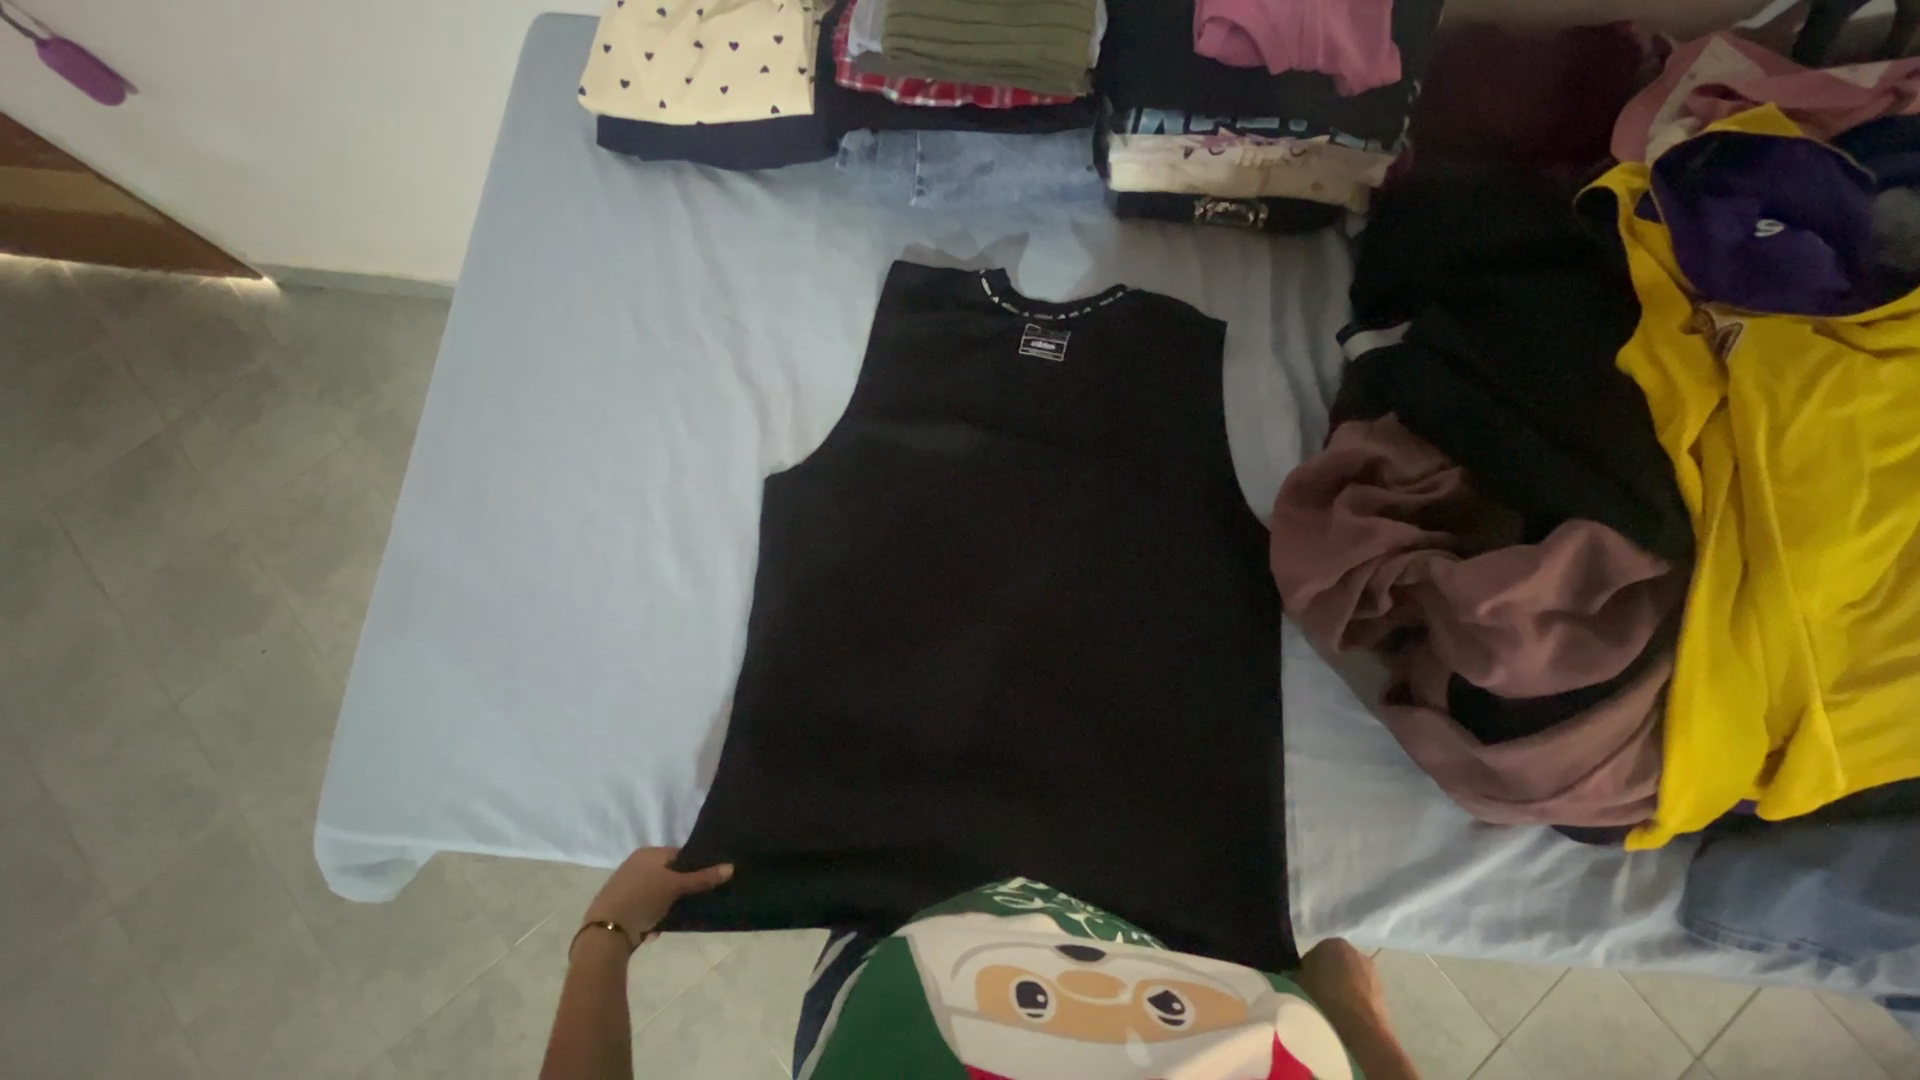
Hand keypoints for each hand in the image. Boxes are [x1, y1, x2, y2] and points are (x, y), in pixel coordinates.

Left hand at [581, 847, 732, 948]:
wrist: (605, 932)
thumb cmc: (643, 899)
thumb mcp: (675, 887)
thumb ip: (702, 878)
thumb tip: (731, 867)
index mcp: (647, 853)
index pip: (678, 855)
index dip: (693, 868)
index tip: (703, 884)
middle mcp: (633, 864)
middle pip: (667, 874)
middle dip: (678, 890)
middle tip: (690, 903)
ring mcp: (623, 885)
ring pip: (655, 893)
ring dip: (665, 906)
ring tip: (672, 919)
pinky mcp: (616, 905)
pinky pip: (642, 907)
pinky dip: (650, 916)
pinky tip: (654, 930)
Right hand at [1294, 939, 1387, 1026]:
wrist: (1360, 1026)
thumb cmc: (1324, 996)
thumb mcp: (1298, 982)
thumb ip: (1296, 974)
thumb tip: (1295, 976)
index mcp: (1332, 942)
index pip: (1315, 953)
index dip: (1308, 969)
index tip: (1304, 984)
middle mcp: (1355, 951)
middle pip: (1336, 963)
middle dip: (1328, 975)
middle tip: (1318, 994)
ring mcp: (1372, 971)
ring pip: (1351, 977)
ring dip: (1343, 988)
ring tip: (1333, 1007)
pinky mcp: (1383, 991)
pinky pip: (1362, 992)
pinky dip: (1355, 1000)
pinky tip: (1347, 1014)